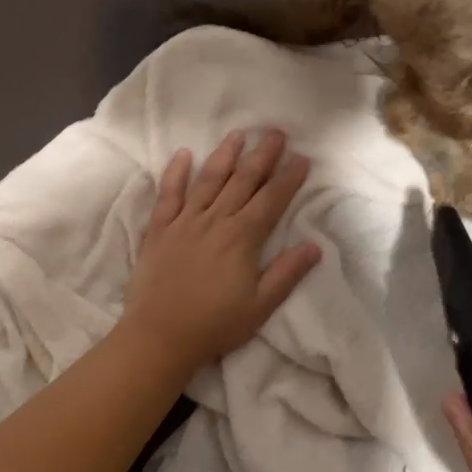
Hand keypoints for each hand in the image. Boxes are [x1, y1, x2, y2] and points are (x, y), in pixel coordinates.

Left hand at [121, 130, 322, 368]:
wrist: (157, 338)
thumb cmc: (214, 325)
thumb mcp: (260, 306)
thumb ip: (287, 273)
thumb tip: (314, 246)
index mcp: (242, 237)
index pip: (271, 199)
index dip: (288, 177)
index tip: (302, 157)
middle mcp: (215, 220)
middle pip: (243, 180)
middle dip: (262, 155)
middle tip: (276, 133)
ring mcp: (184, 222)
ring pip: (208, 180)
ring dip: (225, 155)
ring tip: (238, 134)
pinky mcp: (159, 230)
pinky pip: (167, 195)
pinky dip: (175, 173)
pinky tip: (183, 154)